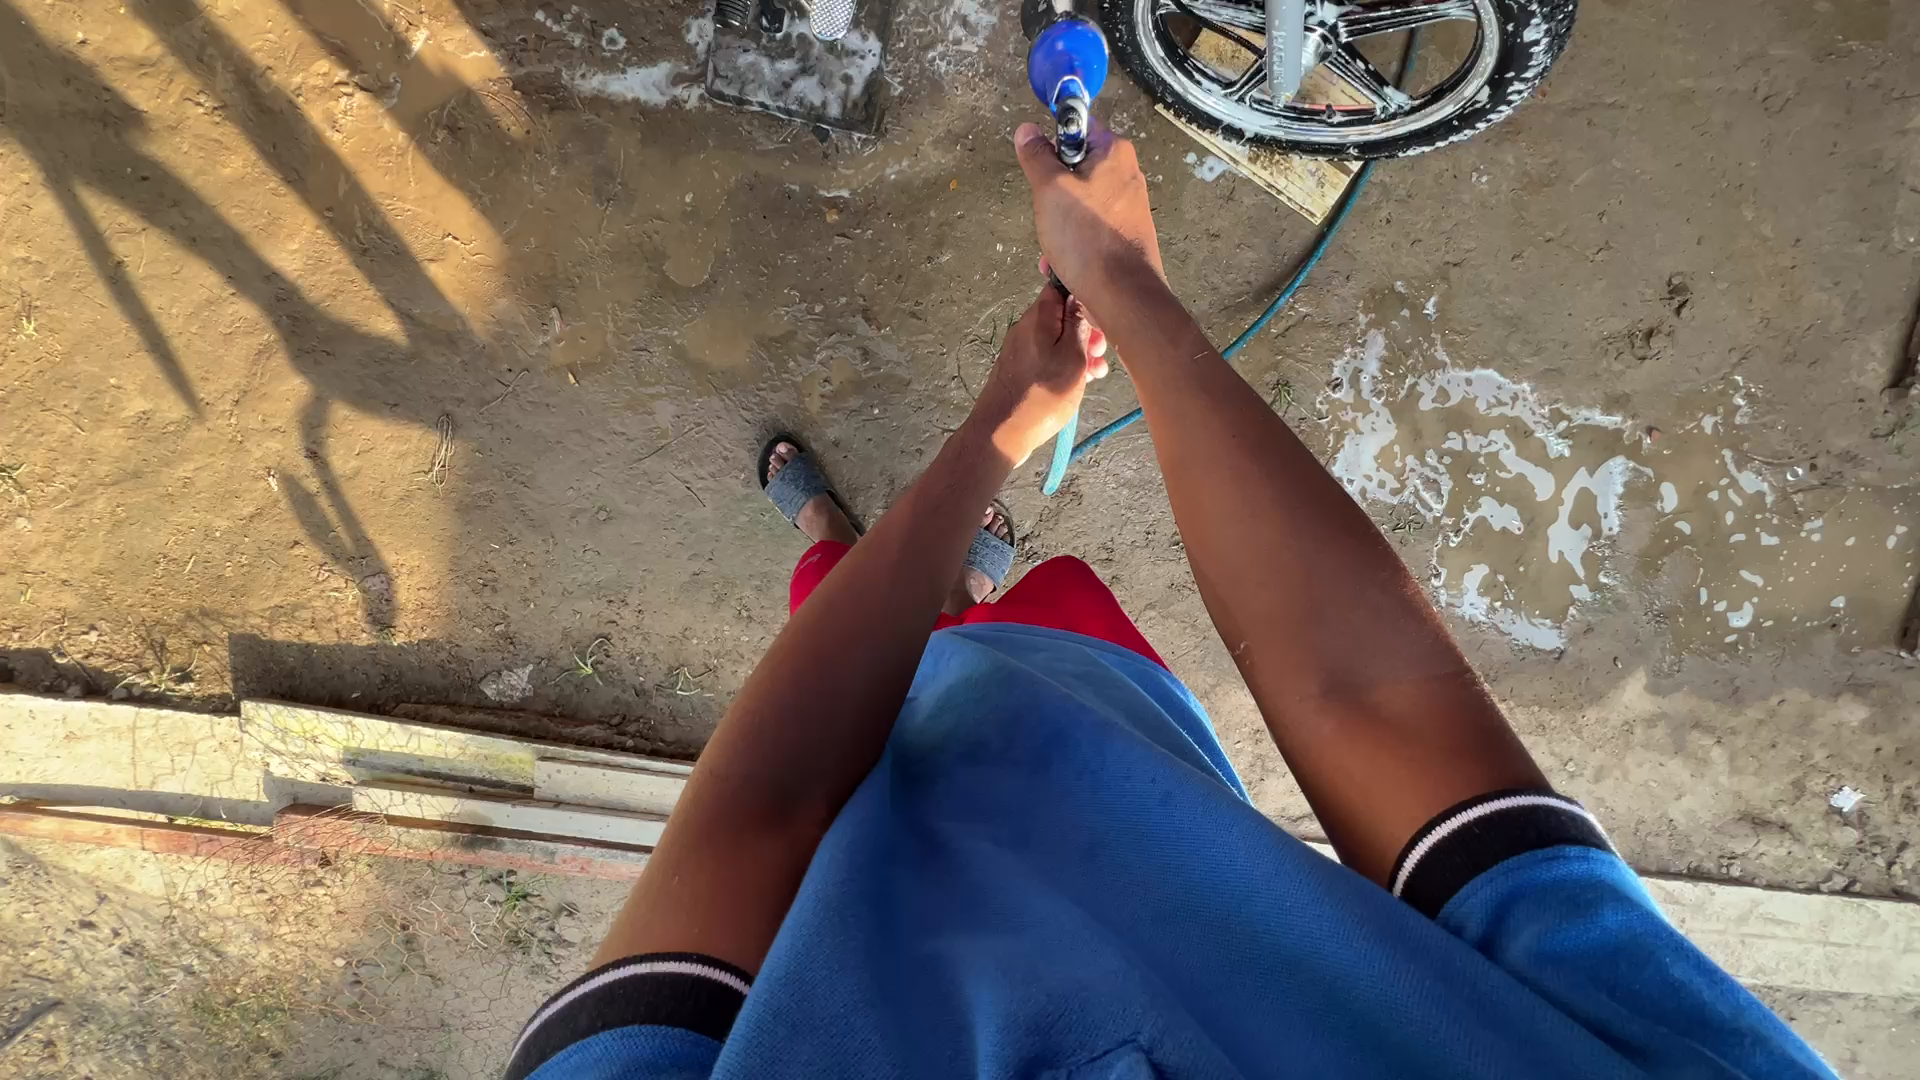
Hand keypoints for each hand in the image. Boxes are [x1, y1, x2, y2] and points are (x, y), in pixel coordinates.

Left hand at [972, 283, 1106, 465]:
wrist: (1001, 434)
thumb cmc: (1041, 397)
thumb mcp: (1072, 358)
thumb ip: (1078, 325)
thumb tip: (1080, 298)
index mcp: (1038, 317)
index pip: (1061, 287)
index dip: (1085, 298)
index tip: (1102, 319)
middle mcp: (1026, 328)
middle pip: (1062, 316)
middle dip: (1086, 331)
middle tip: (1101, 354)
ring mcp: (1021, 350)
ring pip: (1057, 340)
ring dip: (1079, 353)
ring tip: (1095, 374)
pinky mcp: (1019, 370)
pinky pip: (1047, 358)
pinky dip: (1064, 365)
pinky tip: (1077, 382)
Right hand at [1013, 118, 1163, 301]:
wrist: (1122, 293)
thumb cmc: (1085, 236)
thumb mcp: (1050, 190)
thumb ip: (1036, 157)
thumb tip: (1027, 129)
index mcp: (1114, 151)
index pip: (1078, 127)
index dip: (1053, 144)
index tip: (1041, 171)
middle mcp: (1127, 174)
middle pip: (1077, 170)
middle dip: (1053, 196)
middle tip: (1046, 215)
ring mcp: (1129, 208)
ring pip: (1081, 205)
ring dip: (1059, 226)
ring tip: (1053, 249)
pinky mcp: (1127, 237)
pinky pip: (1091, 231)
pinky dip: (1074, 244)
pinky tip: (1063, 265)